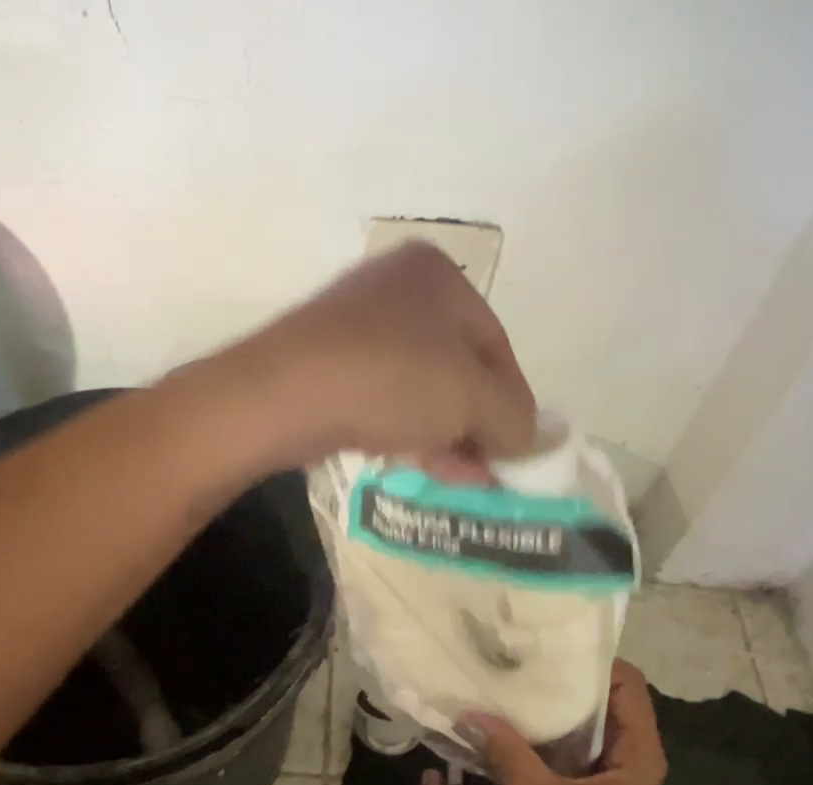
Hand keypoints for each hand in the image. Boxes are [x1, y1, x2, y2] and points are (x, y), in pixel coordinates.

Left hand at [207, 241, 537, 466]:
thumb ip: (516, 419)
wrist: (279, 396)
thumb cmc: (390, 380)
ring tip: (459, 479)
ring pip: (418, 387)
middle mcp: (395, 287)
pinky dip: (405, 430)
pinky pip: (380, 397)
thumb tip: (533, 439)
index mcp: (438, 275)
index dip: (514, 403)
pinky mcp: (322, 361)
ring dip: (445, 434)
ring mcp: (353, 323)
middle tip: (489, 471)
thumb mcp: (473, 399)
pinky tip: (418, 465)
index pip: (497, 345)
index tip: (519, 452)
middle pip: (457, 367)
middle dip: (477, 424)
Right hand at [460, 660, 666, 784]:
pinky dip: (559, 725)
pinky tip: (524, 716)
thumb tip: (470, 713)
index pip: (629, 685)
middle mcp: (637, 751)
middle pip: (612, 695)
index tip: (555, 650)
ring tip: (524, 679)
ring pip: (596, 717)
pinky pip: (583, 737)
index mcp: (640, 751)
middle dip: (574, 678)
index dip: (597, 663)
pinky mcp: (600, 779)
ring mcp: (619, 766)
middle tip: (532, 659)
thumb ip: (509, 753)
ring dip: (565, 701)